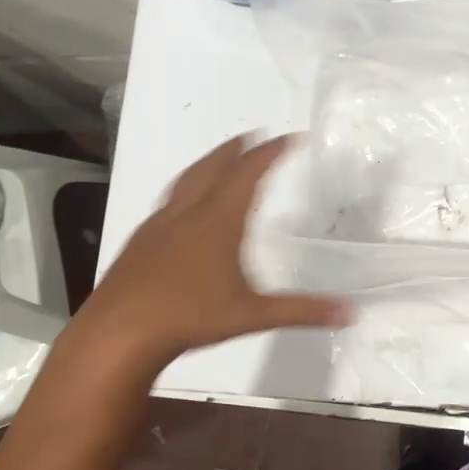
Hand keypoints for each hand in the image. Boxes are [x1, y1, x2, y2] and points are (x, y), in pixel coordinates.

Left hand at [75, 135, 345, 371]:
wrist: (118, 333)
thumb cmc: (189, 319)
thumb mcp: (253, 316)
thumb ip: (302, 311)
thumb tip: (350, 314)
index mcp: (218, 222)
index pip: (248, 174)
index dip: (271, 153)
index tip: (290, 137)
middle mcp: (187, 214)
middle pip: (213, 167)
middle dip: (236, 149)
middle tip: (253, 135)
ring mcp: (158, 226)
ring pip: (185, 181)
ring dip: (207, 163)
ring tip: (219, 158)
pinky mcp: (139, 242)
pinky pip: (168, 201)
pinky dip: (185, 189)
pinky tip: (184, 207)